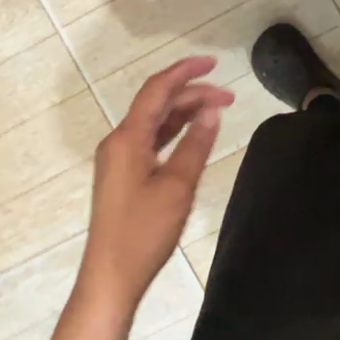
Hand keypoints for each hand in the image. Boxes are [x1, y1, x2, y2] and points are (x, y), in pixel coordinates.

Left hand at [77, 57, 233, 312]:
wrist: (110, 276)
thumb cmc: (144, 232)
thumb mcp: (177, 187)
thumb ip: (195, 145)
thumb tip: (211, 112)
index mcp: (127, 138)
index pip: (157, 90)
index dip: (185, 71)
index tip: (213, 62)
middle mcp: (118, 141)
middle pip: (156, 104)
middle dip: (191, 94)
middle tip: (228, 97)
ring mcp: (118, 159)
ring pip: (154, 122)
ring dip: (184, 112)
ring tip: (217, 111)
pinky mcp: (122, 175)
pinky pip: (150, 140)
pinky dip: (173, 132)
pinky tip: (193, 135)